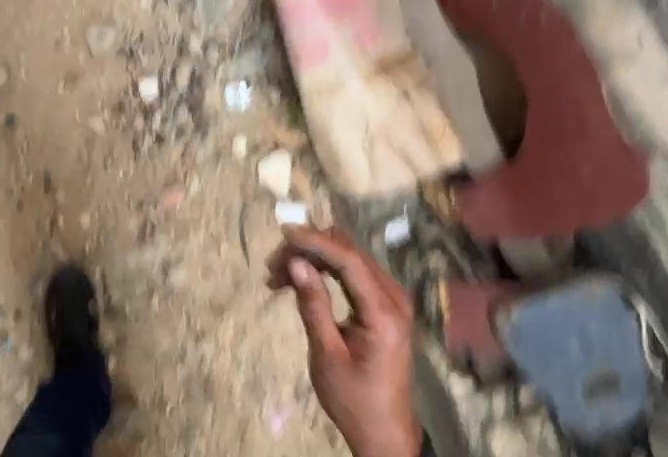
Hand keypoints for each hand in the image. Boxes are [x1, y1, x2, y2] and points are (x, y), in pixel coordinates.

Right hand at [266, 225, 418, 456]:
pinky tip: (299, 280)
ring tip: (278, 275)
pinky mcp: (384, 303)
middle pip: (349, 252)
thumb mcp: (327, 355)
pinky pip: (353, 272)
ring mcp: (392, 298)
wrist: (385, 432)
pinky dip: (325, 269)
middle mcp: (394, 296)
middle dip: (309, 249)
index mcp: (384, 312)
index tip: (283, 234)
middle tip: (273, 266)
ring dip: (314, 257)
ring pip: (349, 257)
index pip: (349, 260)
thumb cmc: (354, 400)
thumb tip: (296, 261)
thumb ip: (313, 305)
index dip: (315, 242)